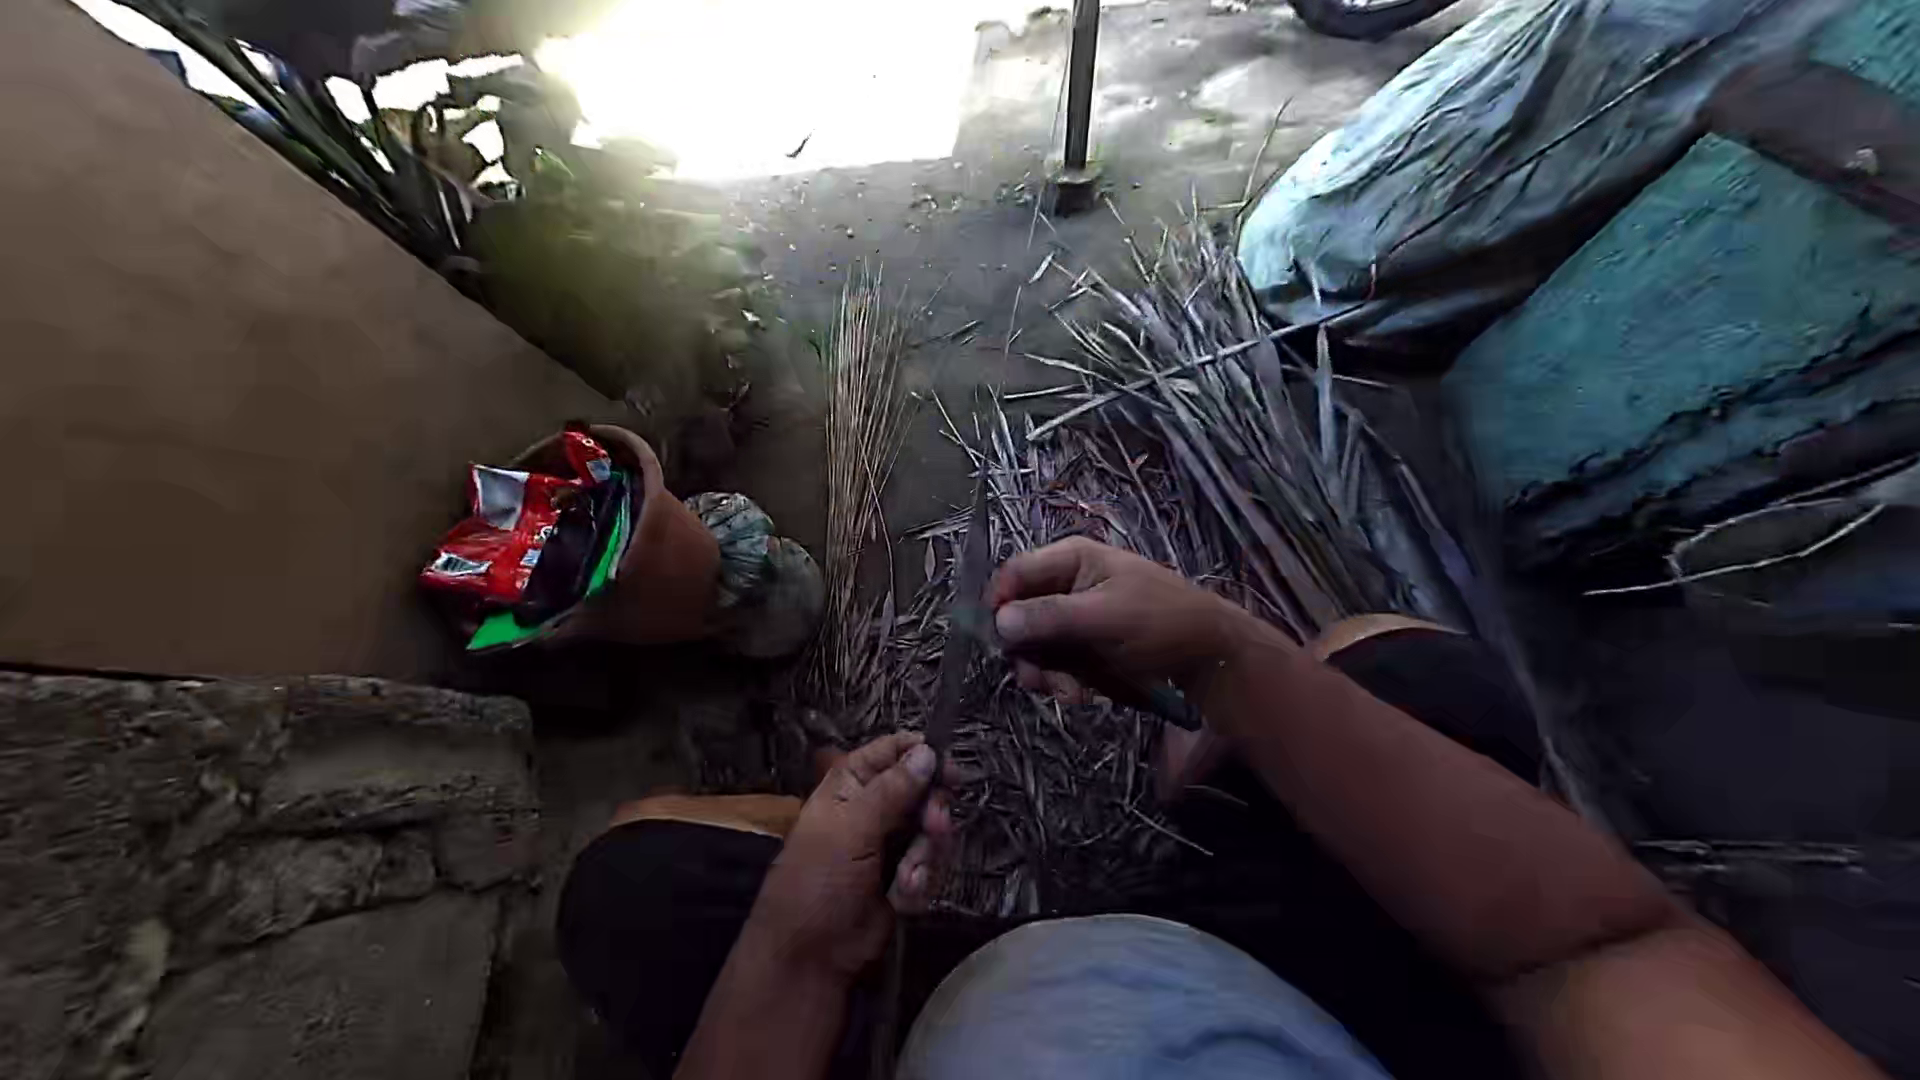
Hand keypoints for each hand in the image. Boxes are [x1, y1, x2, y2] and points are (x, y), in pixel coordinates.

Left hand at [743, 733, 952, 980]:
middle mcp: (875, 805)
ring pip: (933, 828)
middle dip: (932, 812)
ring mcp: (892, 841)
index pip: (894, 750)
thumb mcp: (852, 828)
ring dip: (926, 855)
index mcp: (852, 783)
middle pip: (924, 788)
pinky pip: (932, 863)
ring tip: (907, 878)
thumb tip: (928, 751)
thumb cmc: (819, 882)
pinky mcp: (906, 874)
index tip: (949, 771)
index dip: (923, 754)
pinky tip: (903, 898)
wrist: (810, 958)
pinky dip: (921, 881)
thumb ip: (893, 789)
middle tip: (933, 828)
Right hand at [988, 537, 1273, 701]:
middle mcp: (1064, 583)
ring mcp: (1072, 615)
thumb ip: (1050, 617)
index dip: (999, 604)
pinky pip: (1053, 661)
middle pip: (1017, 613)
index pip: (1014, 573)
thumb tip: (998, 621)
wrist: (1209, 655)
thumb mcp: (1105, 616)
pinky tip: (1079, 694)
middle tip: (1037, 679)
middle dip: (1025, 650)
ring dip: (1043, 672)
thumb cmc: (1160, 621)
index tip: (996, 640)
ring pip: (1032, 644)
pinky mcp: (1080, 644)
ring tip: (1068, 692)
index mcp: (1070, 559)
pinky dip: (1060, 680)